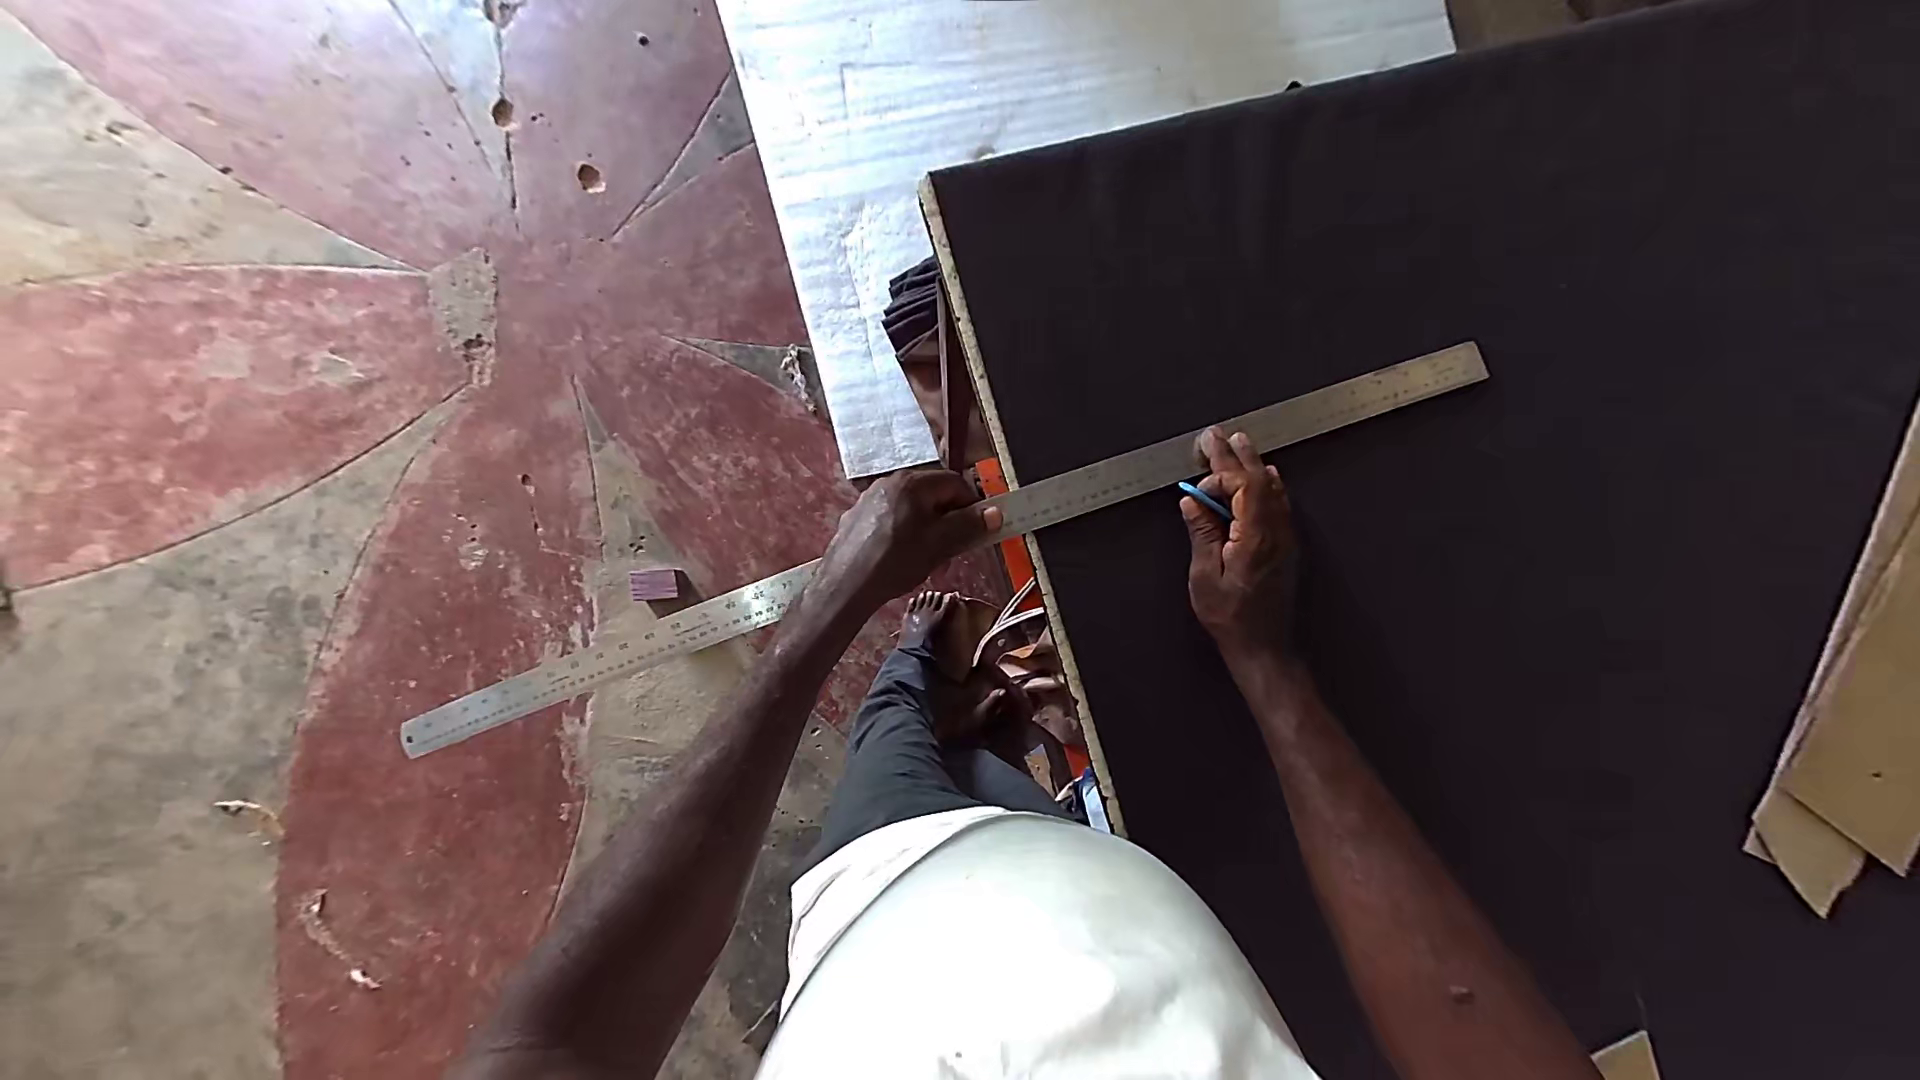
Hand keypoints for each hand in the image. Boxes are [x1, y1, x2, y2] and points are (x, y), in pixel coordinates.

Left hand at [811, 469, 1002, 617]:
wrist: (845, 585)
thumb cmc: (896, 560)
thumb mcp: (939, 544)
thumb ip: (968, 525)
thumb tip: (995, 513)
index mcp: (912, 483)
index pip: (955, 483)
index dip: (972, 506)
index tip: (978, 530)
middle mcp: (889, 482)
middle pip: (933, 495)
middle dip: (949, 520)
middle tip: (954, 549)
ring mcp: (870, 499)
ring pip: (912, 508)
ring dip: (928, 529)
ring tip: (928, 559)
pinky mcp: (857, 517)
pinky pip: (892, 518)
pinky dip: (905, 533)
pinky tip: (901, 558)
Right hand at [1181, 427, 1298, 661]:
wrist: (1264, 645)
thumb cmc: (1231, 617)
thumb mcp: (1205, 577)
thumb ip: (1202, 534)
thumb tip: (1191, 503)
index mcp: (1256, 537)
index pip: (1244, 486)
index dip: (1219, 477)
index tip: (1197, 483)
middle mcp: (1277, 532)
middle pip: (1259, 481)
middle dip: (1235, 456)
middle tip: (1217, 436)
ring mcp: (1285, 538)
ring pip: (1273, 489)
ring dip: (1252, 465)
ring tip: (1237, 444)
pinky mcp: (1285, 546)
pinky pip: (1279, 504)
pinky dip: (1266, 484)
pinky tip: (1263, 476)